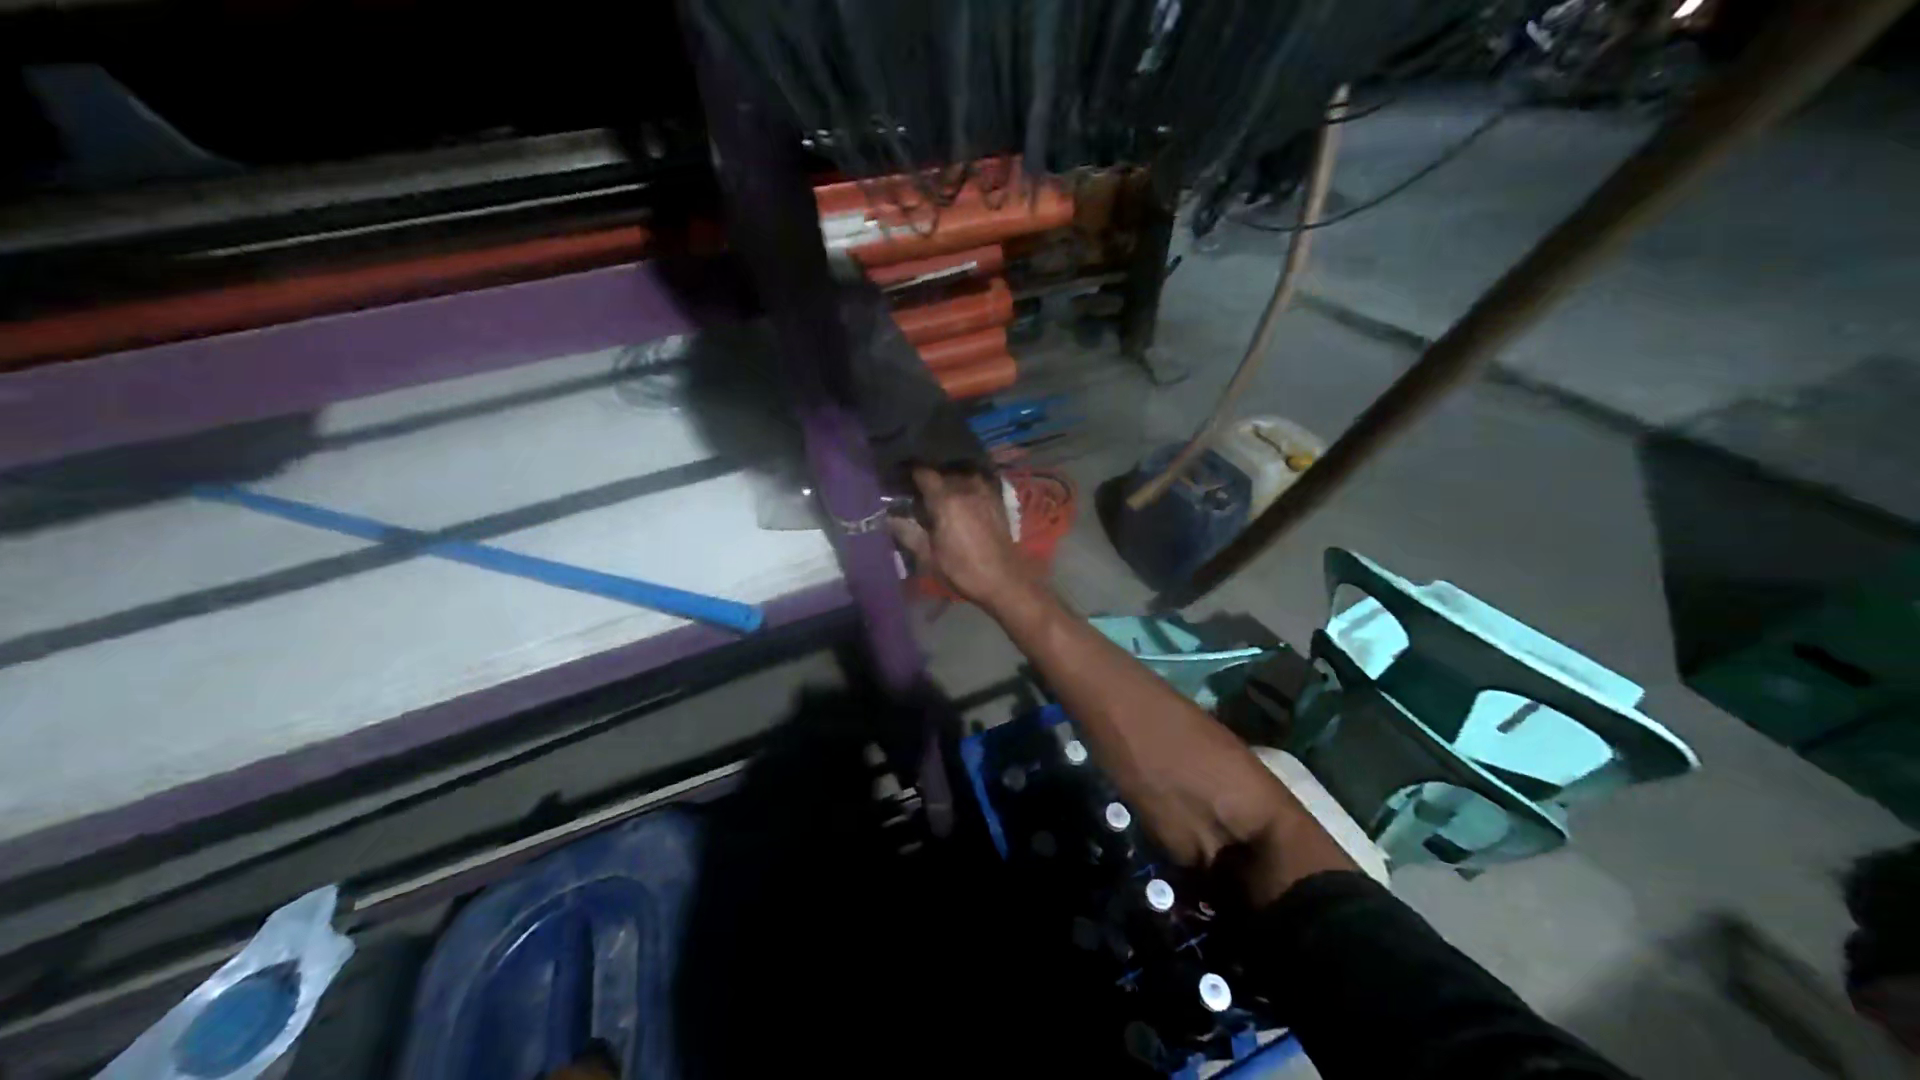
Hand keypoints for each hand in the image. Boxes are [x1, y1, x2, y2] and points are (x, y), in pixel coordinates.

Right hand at [889, 466, 1034, 609]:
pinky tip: (963, 492)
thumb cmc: (962, 571)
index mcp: (945, 500)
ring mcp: (984, 491)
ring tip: (942, 486)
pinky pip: (979, 480)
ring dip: (951, 475)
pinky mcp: (997, 498)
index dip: (911, 472)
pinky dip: (968, 481)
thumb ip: (907, 533)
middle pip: (943, 469)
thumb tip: (889, 518)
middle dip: (931, 473)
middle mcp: (965, 487)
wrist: (1003, 580)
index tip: (902, 477)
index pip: (923, 472)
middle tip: (919, 485)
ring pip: (963, 472)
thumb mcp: (928, 558)